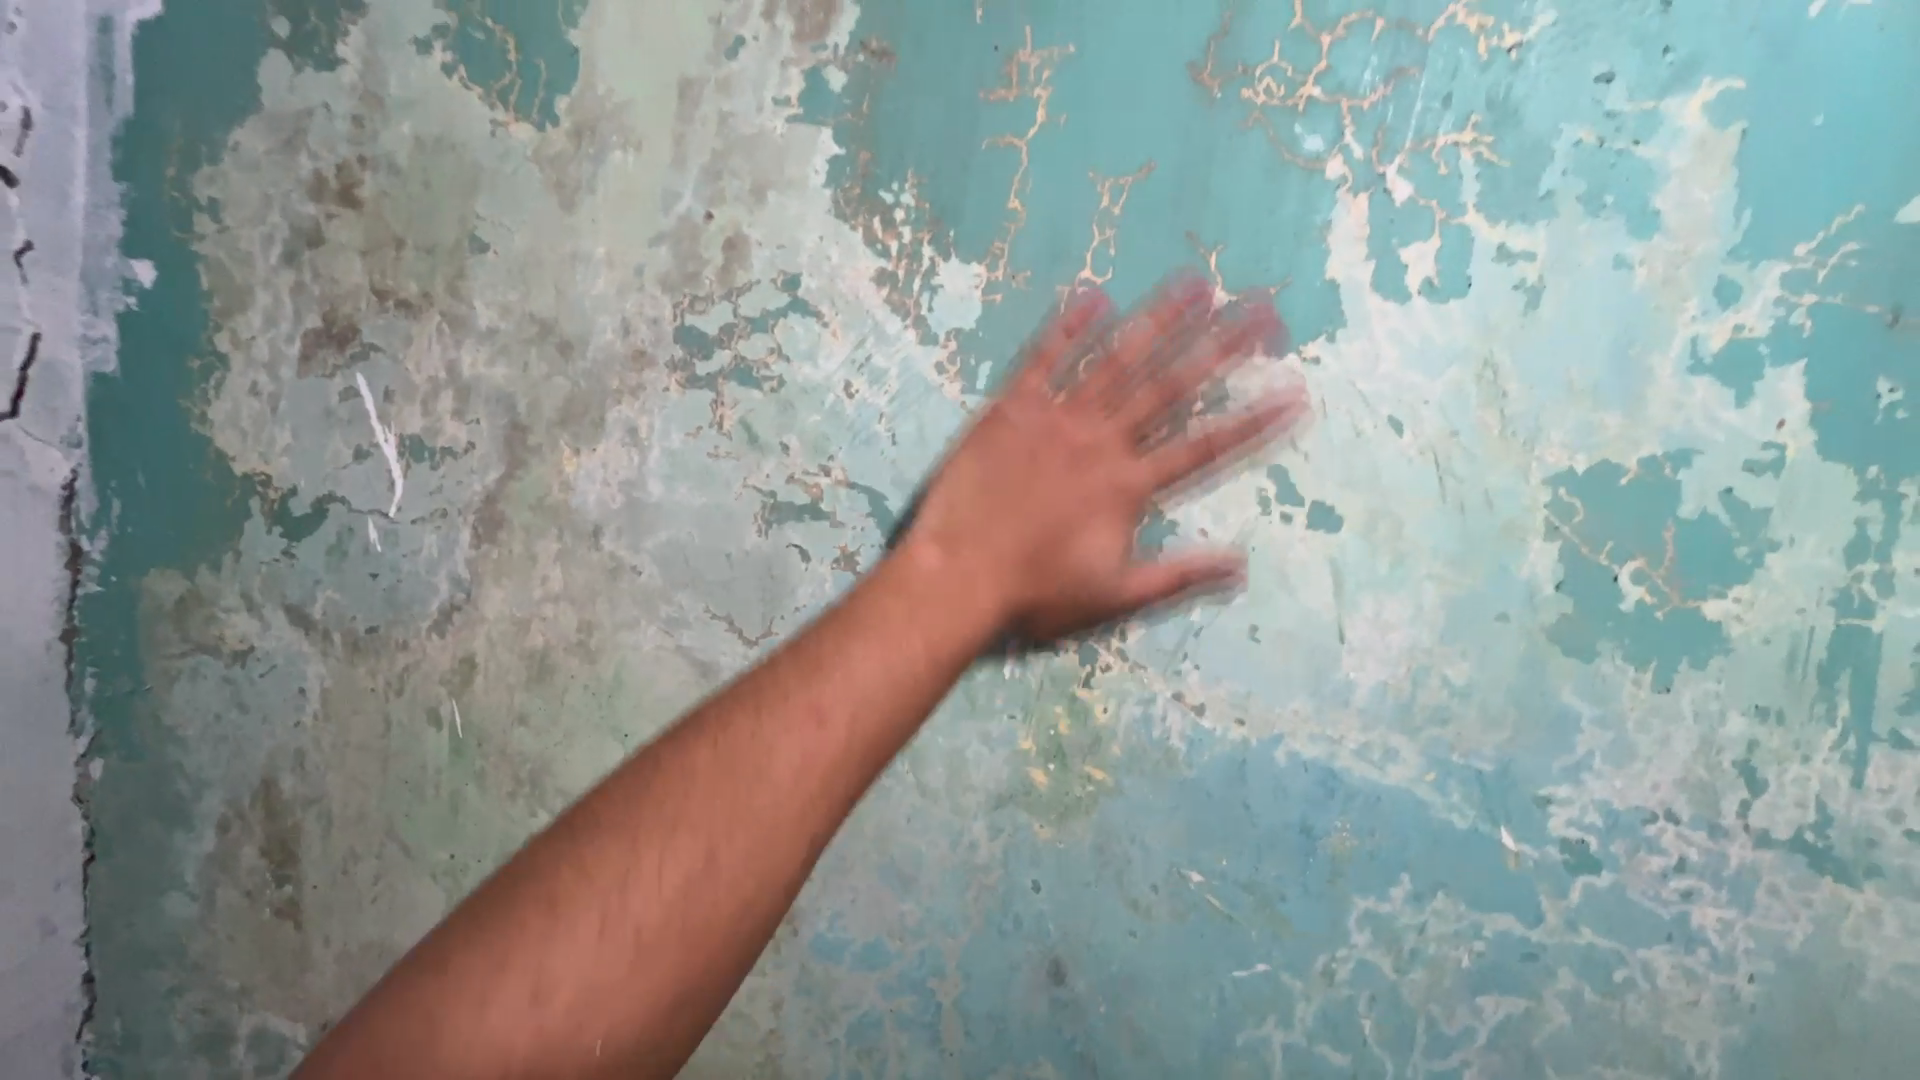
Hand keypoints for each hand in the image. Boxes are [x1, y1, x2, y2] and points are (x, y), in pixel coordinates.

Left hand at [899, 272, 1308, 642]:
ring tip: (1197, 284)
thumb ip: (1178, 576)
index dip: (1253, 422)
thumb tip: (1241, 565)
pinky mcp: (1011, 410)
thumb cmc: (1035, 594)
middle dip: (1222, 346)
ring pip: (1117, 360)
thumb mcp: (1114, 597)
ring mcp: (1057, 419)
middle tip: (1262, 307)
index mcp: (1129, 486)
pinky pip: (1044, 360)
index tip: (1295, 392)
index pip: (1205, 447)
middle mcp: (1102, 442)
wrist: (958, 576)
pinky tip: (1095, 295)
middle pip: (1171, 386)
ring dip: (1159, 321)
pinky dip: (1069, 328)